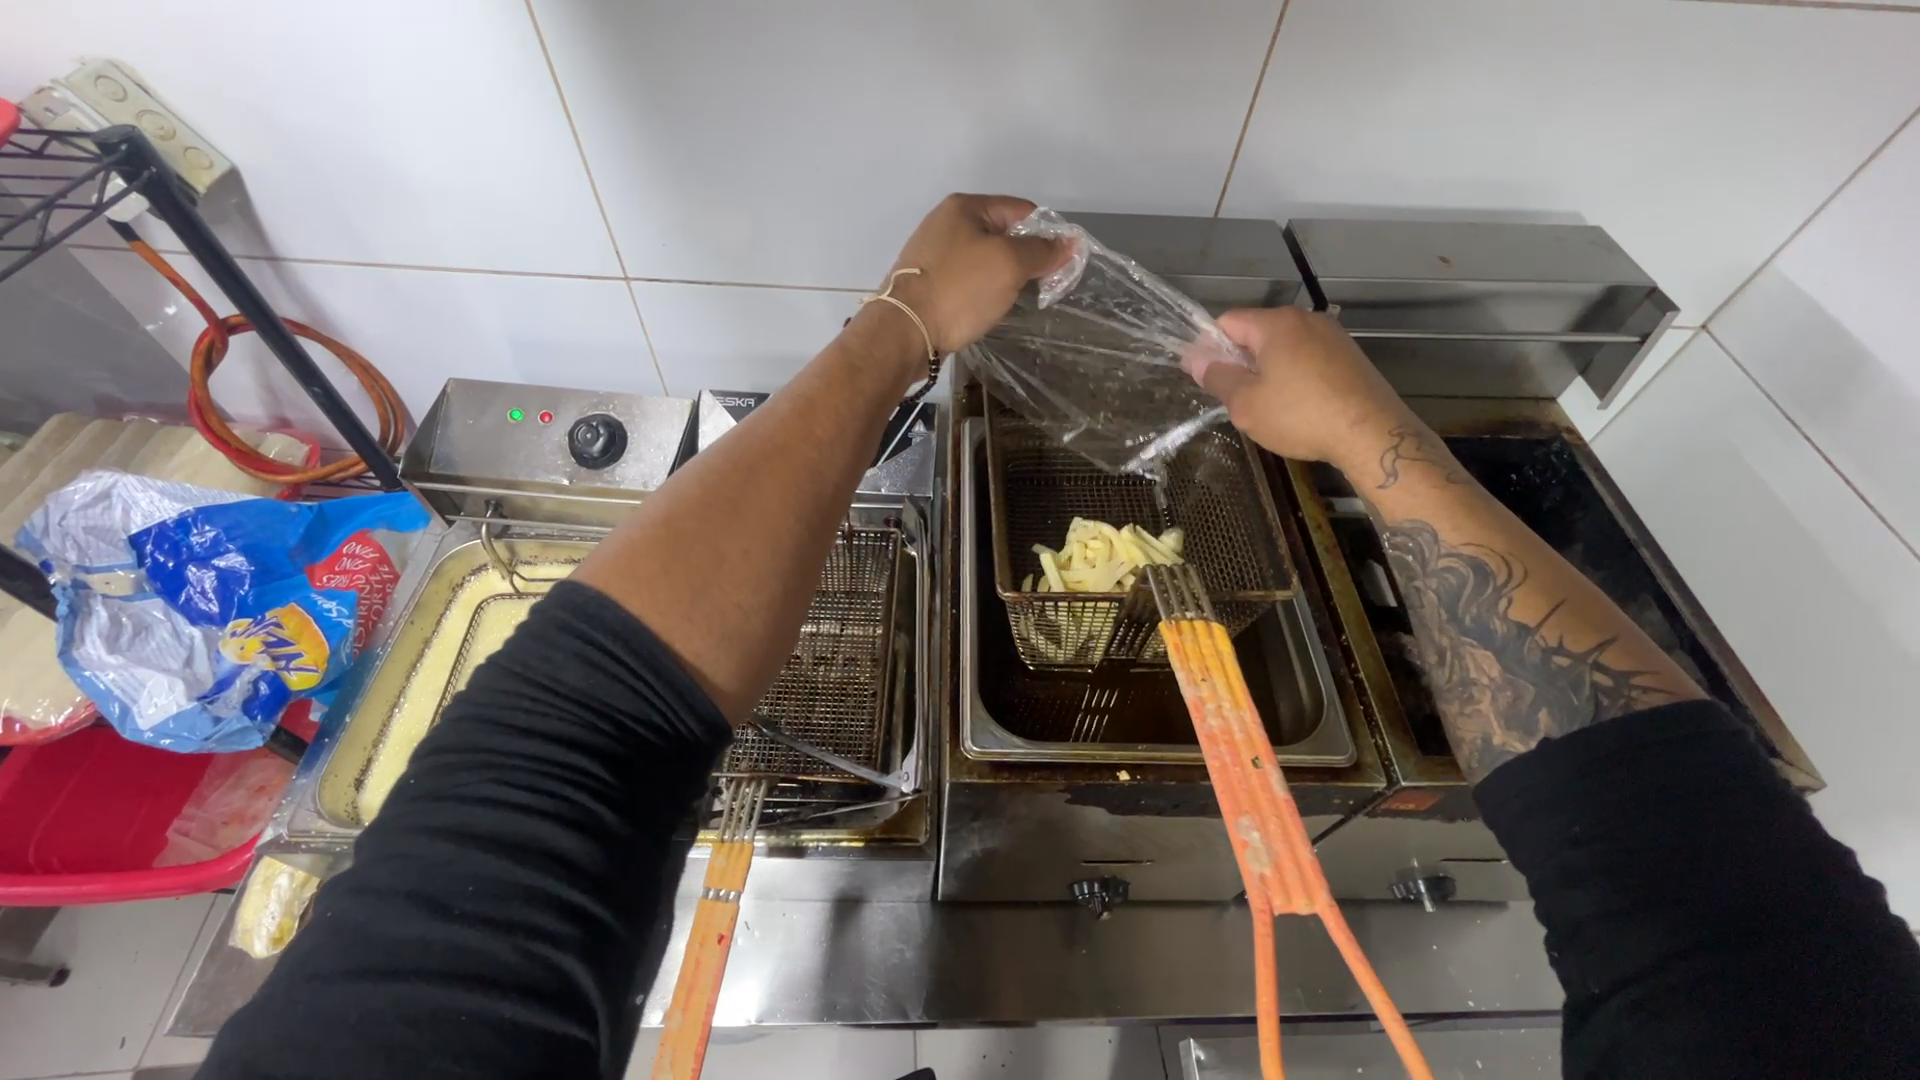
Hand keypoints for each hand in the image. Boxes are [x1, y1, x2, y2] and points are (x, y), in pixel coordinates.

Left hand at [876, 194, 1067, 358]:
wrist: (905, 331)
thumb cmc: (960, 290)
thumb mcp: (1009, 264)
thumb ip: (1041, 251)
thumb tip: (1069, 242)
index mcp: (964, 207)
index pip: (1020, 211)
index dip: (1046, 234)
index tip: (1061, 263)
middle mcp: (945, 223)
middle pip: (1001, 235)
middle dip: (1024, 259)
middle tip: (1040, 286)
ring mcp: (932, 254)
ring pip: (983, 261)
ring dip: (1003, 278)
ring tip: (1012, 300)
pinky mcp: (926, 283)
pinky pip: (965, 281)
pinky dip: (981, 292)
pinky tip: (985, 309)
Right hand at [1189, 307, 1414, 472]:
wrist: (1372, 433)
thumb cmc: (1300, 416)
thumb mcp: (1246, 404)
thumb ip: (1218, 378)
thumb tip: (1196, 360)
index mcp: (1277, 324)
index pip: (1228, 321)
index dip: (1209, 346)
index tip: (1203, 376)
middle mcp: (1306, 319)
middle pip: (1257, 332)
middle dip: (1239, 360)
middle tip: (1232, 396)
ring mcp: (1332, 336)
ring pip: (1283, 346)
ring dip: (1266, 369)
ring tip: (1265, 405)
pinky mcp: (1349, 356)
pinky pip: (1307, 357)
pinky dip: (1292, 375)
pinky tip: (1295, 405)